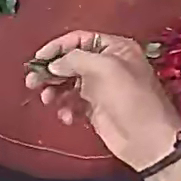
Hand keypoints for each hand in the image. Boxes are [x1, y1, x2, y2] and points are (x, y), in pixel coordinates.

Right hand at [26, 31, 180, 171]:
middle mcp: (106, 64)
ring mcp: (100, 87)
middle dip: (51, 71)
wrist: (149, 141)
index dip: (57, 47)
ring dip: (54, 90)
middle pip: (70, 61)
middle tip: (32, 81)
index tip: (38, 59)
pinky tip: (66, 116)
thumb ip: (76, 59)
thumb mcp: (105, 69)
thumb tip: (53, 64)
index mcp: (114, 48)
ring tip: (46, 99)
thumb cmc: (131, 99)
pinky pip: (72, 102)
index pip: (79, 39)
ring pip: (68, 82)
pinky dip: (65, 107)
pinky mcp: (95, 109)